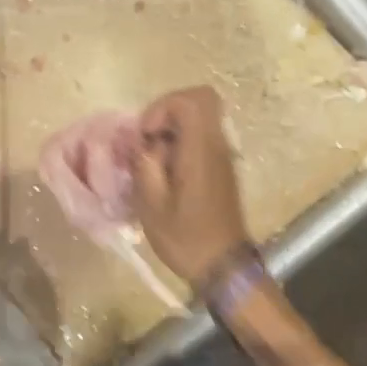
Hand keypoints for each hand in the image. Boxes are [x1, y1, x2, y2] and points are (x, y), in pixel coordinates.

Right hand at [134, 86, 251, 286]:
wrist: (223, 266)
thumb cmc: (185, 237)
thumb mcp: (152, 204)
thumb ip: (145, 164)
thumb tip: (144, 144)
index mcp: (201, 150)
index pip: (191, 100)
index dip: (162, 107)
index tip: (147, 136)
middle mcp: (217, 145)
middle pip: (198, 102)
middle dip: (166, 114)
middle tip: (148, 142)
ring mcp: (222, 156)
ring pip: (199, 119)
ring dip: (171, 132)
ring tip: (153, 162)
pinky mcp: (220, 168)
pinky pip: (200, 139)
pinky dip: (179, 146)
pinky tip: (165, 175)